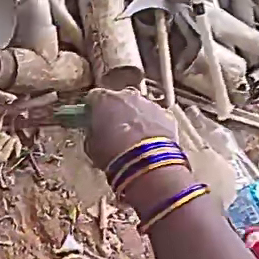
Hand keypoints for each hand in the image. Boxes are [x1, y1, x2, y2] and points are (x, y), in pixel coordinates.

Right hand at [84, 89, 201, 212]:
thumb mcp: (91, 147)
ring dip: (136, 119)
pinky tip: (151, 143)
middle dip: (117, 112)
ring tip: (135, 141)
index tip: (93, 119)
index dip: (93, 109)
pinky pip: (157, 118)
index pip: (94, 97)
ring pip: (140, 108)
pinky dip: (154, 127)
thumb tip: (95, 134)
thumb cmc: (113, 153)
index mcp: (104, 99)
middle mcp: (127, 95)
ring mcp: (149, 104)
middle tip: (115, 131)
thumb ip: (92, 134)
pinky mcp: (167, 116)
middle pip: (119, 99)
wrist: (146, 163)